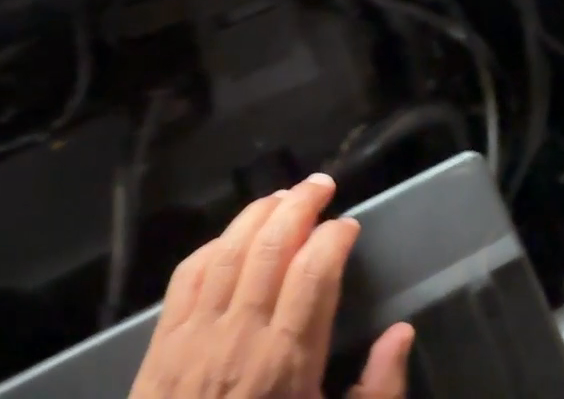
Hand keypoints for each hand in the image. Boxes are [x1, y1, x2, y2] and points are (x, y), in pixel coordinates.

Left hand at [130, 173, 413, 398]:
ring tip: (284, 194)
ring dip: (259, 213)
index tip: (350, 226)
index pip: (313, 272)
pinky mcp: (162, 344)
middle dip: (300, 205)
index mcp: (287, 362)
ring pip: (230, 250)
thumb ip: (376, 389)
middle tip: (323, 184)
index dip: (334, 237)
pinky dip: (213, 245)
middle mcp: (241, 336)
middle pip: (272, 246)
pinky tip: (233, 236)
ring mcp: (196, 336)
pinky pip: (187, 275)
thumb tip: (401, 332)